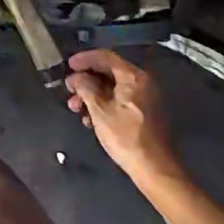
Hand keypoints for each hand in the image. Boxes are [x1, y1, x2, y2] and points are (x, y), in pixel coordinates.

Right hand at [64, 49, 180, 183]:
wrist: (154, 167)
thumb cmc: (125, 136)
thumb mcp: (100, 111)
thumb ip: (86, 88)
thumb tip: (77, 77)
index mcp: (133, 77)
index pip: (106, 56)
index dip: (85, 59)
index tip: (68, 65)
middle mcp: (142, 81)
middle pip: (109, 72)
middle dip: (86, 80)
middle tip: (69, 90)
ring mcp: (145, 97)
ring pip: (113, 87)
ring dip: (93, 94)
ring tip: (76, 109)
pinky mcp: (145, 112)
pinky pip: (121, 99)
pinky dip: (104, 103)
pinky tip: (91, 118)